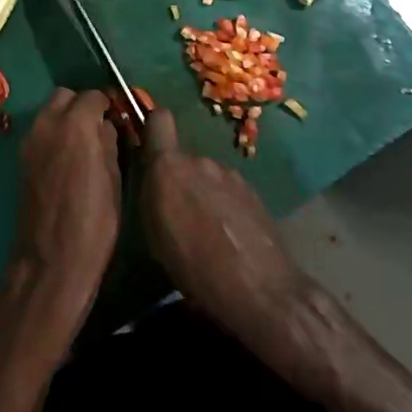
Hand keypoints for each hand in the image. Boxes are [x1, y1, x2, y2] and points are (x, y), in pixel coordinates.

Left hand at [0, 88, 119, 411]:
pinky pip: (41, 133)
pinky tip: (70, 161)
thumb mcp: (114, 179)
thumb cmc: (95, 221)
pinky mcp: (22, 157)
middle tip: (101, 130)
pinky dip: (55, 136)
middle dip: (83, 106)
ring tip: (86, 147)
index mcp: (75, 123)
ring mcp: (30, 139)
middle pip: (65, 97)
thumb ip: (109, 143)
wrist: (53, 258)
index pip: (94, 96)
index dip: (108, 105)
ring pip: (50, 112)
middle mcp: (47, 122)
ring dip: (67, 119)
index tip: (120, 119)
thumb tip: (107, 125)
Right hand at [140, 108, 305, 335]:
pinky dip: (225, 206)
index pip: (158, 120)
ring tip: (208, 231)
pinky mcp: (254, 194)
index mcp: (169, 166)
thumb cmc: (194, 265)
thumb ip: (151, 194)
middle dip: (179, 178)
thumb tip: (153, 179)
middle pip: (183, 158)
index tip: (148, 146)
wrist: (262, 291)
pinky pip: (228, 192)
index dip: (152, 127)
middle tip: (179, 213)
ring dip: (204, 194)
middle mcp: (201, 161)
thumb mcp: (154, 233)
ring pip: (207, 177)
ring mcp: (231, 176)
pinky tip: (229, 237)